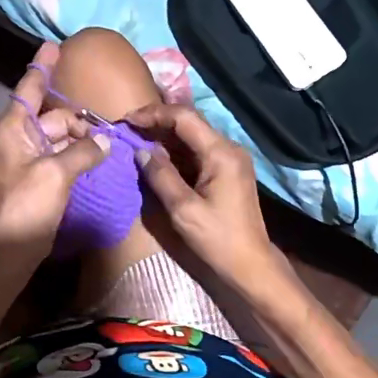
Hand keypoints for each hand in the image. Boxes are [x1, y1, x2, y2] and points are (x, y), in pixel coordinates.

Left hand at [0, 43, 111, 265]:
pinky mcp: (39, 179)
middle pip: (53, 116)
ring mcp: (28, 160)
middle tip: (105, 132)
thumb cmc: (27, 207)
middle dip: (78, 120)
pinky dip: (79, 154)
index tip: (53, 45)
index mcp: (14, 130)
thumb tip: (104, 141)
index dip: (43, 67)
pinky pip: (62, 156)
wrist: (10, 251)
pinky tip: (98, 157)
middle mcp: (19, 139)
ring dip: (82, 139)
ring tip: (107, 146)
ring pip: (60, 137)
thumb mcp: (57, 174)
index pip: (29, 88)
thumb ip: (83, 152)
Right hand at [126, 103, 291, 298]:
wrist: (250, 263)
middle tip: (127, 130)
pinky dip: (176, 151)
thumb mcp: (183, 209)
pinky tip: (156, 158)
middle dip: (157, 122)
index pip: (184, 117)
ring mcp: (230, 159)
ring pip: (192, 136)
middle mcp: (229, 148)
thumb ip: (161, 176)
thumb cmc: (218, 238)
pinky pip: (198, 151)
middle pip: (189, 122)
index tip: (127, 121)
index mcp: (221, 153)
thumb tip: (140, 152)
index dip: (153, 114)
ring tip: (136, 141)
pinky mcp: (227, 170)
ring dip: (164, 136)